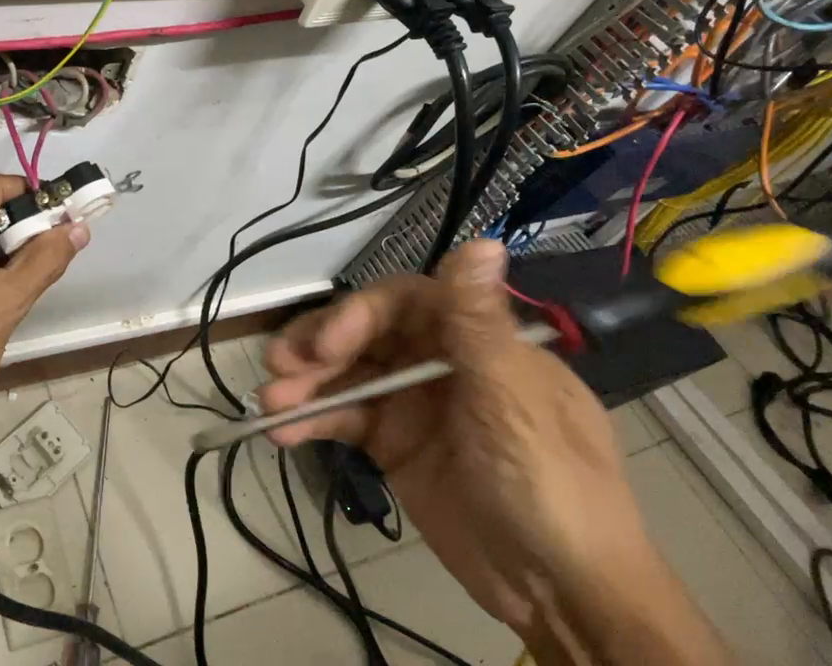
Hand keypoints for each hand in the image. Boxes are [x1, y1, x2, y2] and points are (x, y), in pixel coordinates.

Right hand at [256, 240, 652, 632]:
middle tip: (279, 367)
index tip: (327, 344)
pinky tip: (282, 431)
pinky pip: (345, 420)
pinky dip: (312, 422)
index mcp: (478, 340)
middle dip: (319, 346)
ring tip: (269, 401)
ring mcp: (414, 404)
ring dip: (306, 384)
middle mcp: (441, 362)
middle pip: (366, 335)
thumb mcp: (513, 401)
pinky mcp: (395, 446)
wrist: (562, 592)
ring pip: (347, 375)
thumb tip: (484, 240)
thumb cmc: (551, 484)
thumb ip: (480, 323)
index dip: (359, 314)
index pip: (406, 302)